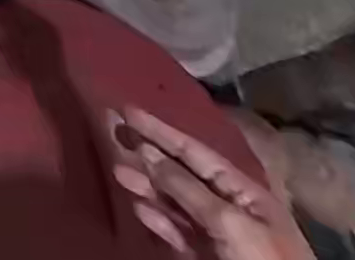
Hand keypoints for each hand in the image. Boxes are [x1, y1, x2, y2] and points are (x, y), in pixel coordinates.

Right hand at [110, 106, 315, 259]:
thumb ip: (185, 186)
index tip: (125, 109)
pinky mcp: (207, 258)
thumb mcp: (230, 223)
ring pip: (173, 200)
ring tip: (117, 172)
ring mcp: (218, 235)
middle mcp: (229, 206)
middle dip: (146, 152)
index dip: (159, 129)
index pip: (194, 151)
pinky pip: (177, 231)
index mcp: (244, 192)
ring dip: (146, 185)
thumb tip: (145, 150)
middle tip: (111, 131)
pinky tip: (138, 209)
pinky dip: (157, 219)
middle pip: (179, 172)